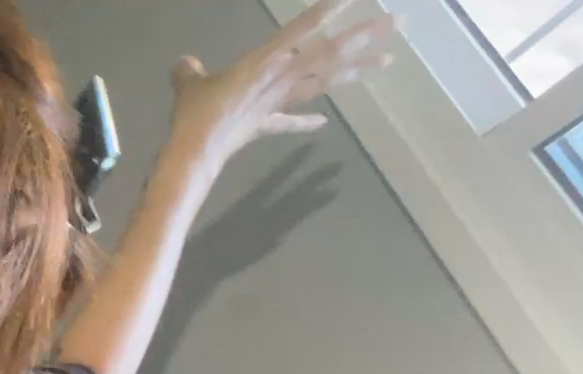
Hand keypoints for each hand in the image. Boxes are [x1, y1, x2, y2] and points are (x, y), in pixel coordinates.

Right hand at [167, 0, 397, 168]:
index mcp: (265, 60)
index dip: (331, 7)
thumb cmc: (195, 114)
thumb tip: (182, 64)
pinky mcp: (266, 125)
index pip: (304, 27)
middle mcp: (281, 77)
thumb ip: (188, 72)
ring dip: (355, 71)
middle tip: (399, 22)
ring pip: (323, 82)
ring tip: (387, 59)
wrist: (196, 151)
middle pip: (330, 53)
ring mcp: (277, 102)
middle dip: (365, 36)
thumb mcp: (187, 87)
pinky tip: (323, 122)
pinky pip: (289, 122)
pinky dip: (305, 122)